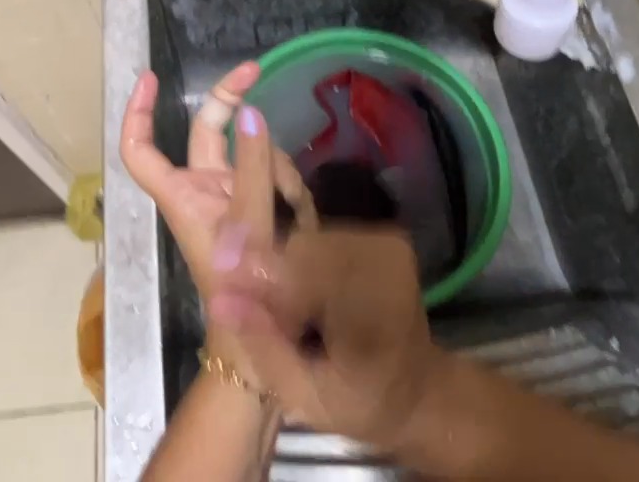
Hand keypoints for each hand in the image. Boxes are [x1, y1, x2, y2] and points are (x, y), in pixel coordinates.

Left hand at [118, 64, 312, 296]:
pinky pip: (276, 174)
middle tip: (256, 69)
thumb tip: (250, 113)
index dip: (139, 113)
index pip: (141, 150)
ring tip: (292, 210)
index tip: (151, 78)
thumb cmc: (246, 289)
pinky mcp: (259, 202)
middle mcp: (202, 187)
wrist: (273, 336)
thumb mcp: (250, 224)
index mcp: (182, 194)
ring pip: (254, 150)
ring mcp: (232, 193)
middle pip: (209, 129)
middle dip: (233, 102)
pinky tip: (300, 217)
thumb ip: (252, 166)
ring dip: (279, 171)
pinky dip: (291, 189)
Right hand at [210, 125, 442, 445]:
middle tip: (252, 305)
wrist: (417, 387)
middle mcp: (386, 268)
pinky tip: (304, 291)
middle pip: (304, 249)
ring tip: (282, 305)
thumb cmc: (360, 402)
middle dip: (271, 274)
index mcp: (374, 317)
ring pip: (310, 238)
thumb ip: (264, 348)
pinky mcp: (384, 237)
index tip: (223, 292)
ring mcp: (388, 246)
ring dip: (287, 266)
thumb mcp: (306, 397)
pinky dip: (304, 259)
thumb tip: (221, 300)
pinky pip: (324, 236)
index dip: (259, 279)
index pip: (306, 276)